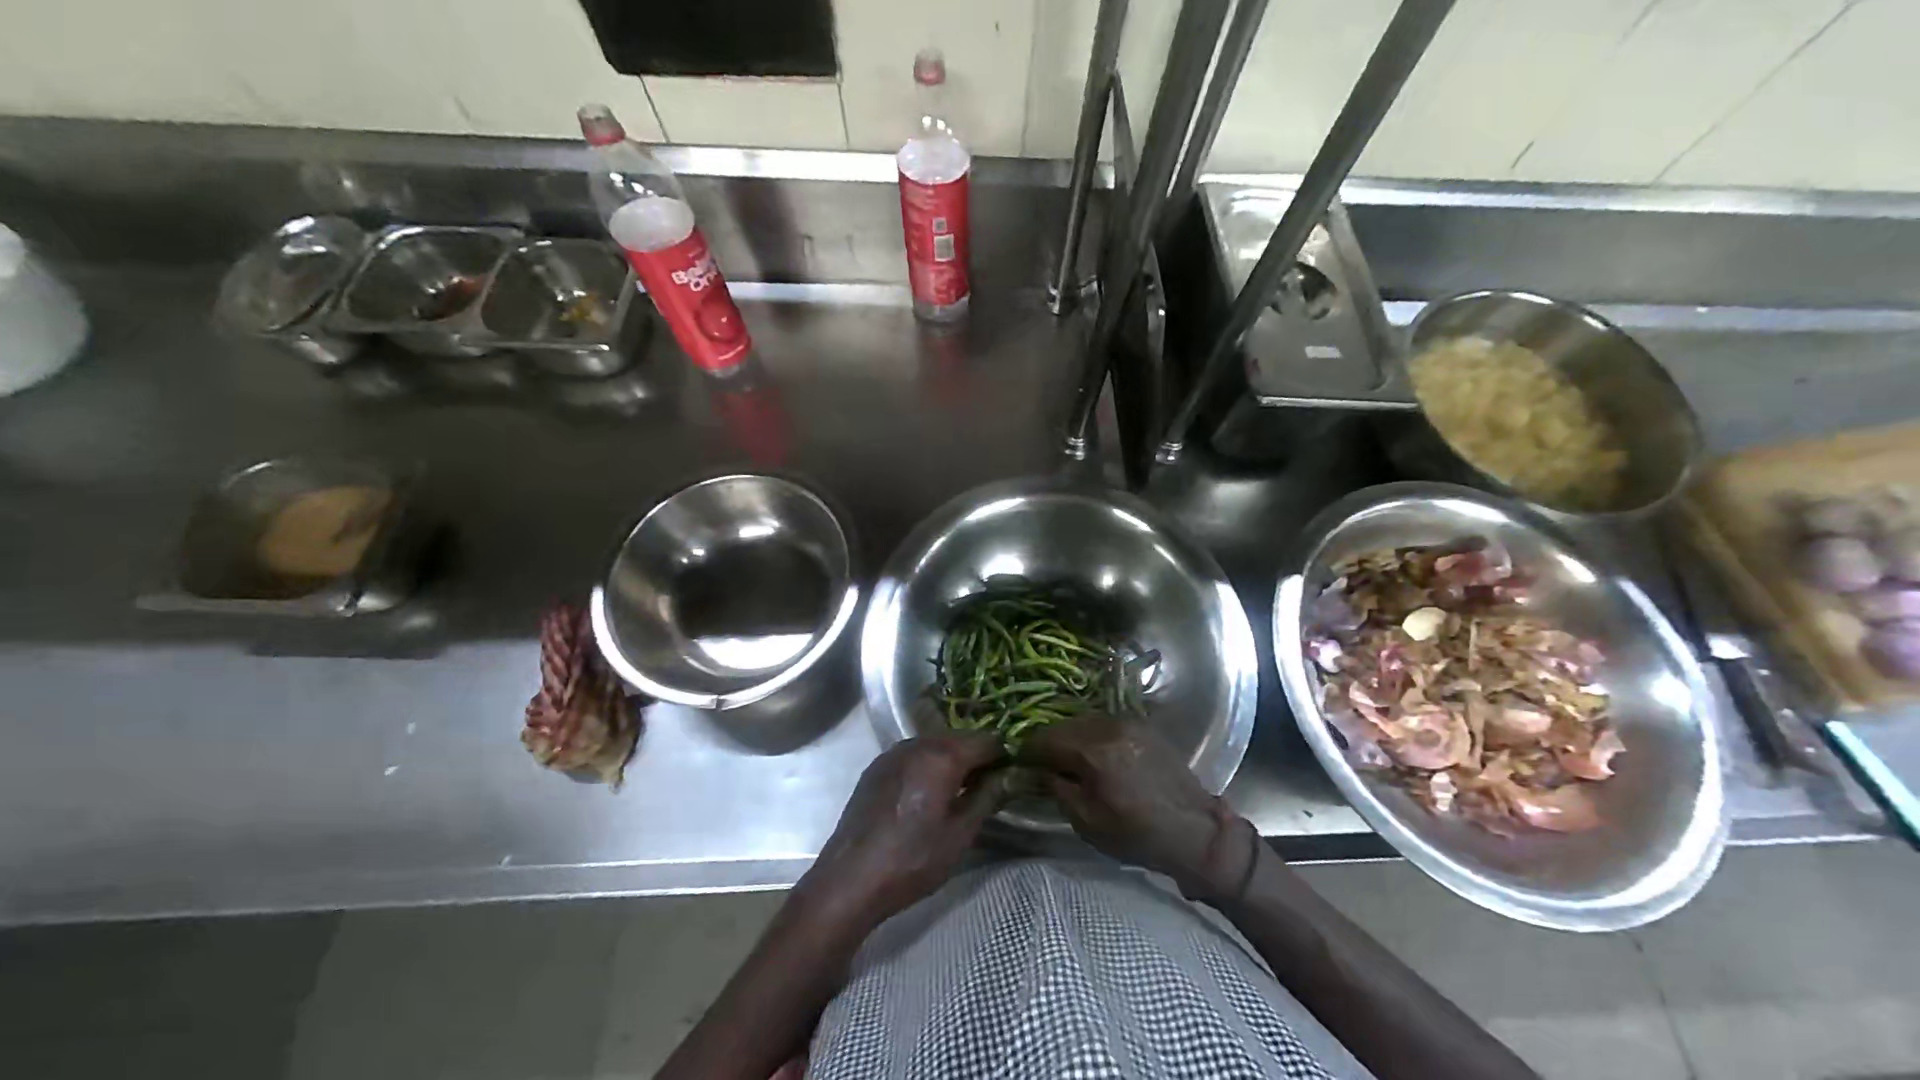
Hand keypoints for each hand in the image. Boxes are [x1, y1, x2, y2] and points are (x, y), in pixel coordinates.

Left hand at [798, 731, 1007, 931]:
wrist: (850, 879)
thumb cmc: (912, 860)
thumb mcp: (960, 834)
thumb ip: (987, 797)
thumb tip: (1009, 777)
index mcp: (941, 756)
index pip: (986, 741)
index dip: (1003, 755)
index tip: (1013, 773)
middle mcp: (916, 743)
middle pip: (959, 738)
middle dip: (977, 756)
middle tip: (990, 784)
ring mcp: (892, 753)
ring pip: (934, 745)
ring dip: (952, 760)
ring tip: (961, 791)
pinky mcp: (876, 767)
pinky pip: (913, 756)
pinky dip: (928, 766)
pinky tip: (930, 794)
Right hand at [1021, 716, 1255, 900]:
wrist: (1195, 832)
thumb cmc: (1137, 834)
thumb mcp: (1086, 821)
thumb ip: (1057, 788)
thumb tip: (1036, 771)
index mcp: (1094, 751)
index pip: (1045, 739)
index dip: (1027, 752)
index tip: (1020, 765)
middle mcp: (1109, 726)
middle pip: (1063, 726)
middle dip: (1048, 743)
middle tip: (1041, 764)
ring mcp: (1129, 722)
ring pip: (1084, 721)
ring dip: (1070, 737)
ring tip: (1068, 761)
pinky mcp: (1144, 726)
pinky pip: (1105, 723)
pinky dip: (1092, 735)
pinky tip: (1094, 756)